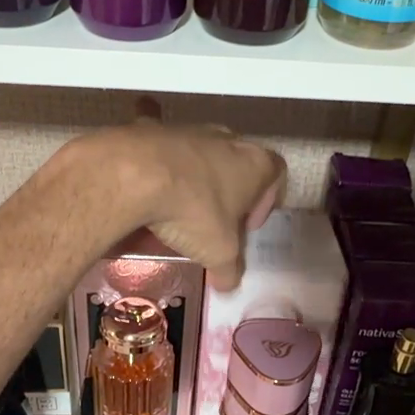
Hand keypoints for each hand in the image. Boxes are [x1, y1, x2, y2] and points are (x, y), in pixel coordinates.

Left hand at [49, 111, 285, 289]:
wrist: (137, 175)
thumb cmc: (194, 211)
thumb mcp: (218, 252)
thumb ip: (229, 271)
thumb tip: (229, 286)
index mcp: (255, 164)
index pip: (277, 175)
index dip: (266, 202)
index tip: (247, 226)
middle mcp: (228, 140)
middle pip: (238, 165)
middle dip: (230, 193)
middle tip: (216, 221)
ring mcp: (191, 130)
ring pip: (202, 155)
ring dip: (196, 179)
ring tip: (179, 210)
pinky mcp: (155, 128)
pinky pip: (161, 144)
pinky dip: (159, 161)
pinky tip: (148, 184)